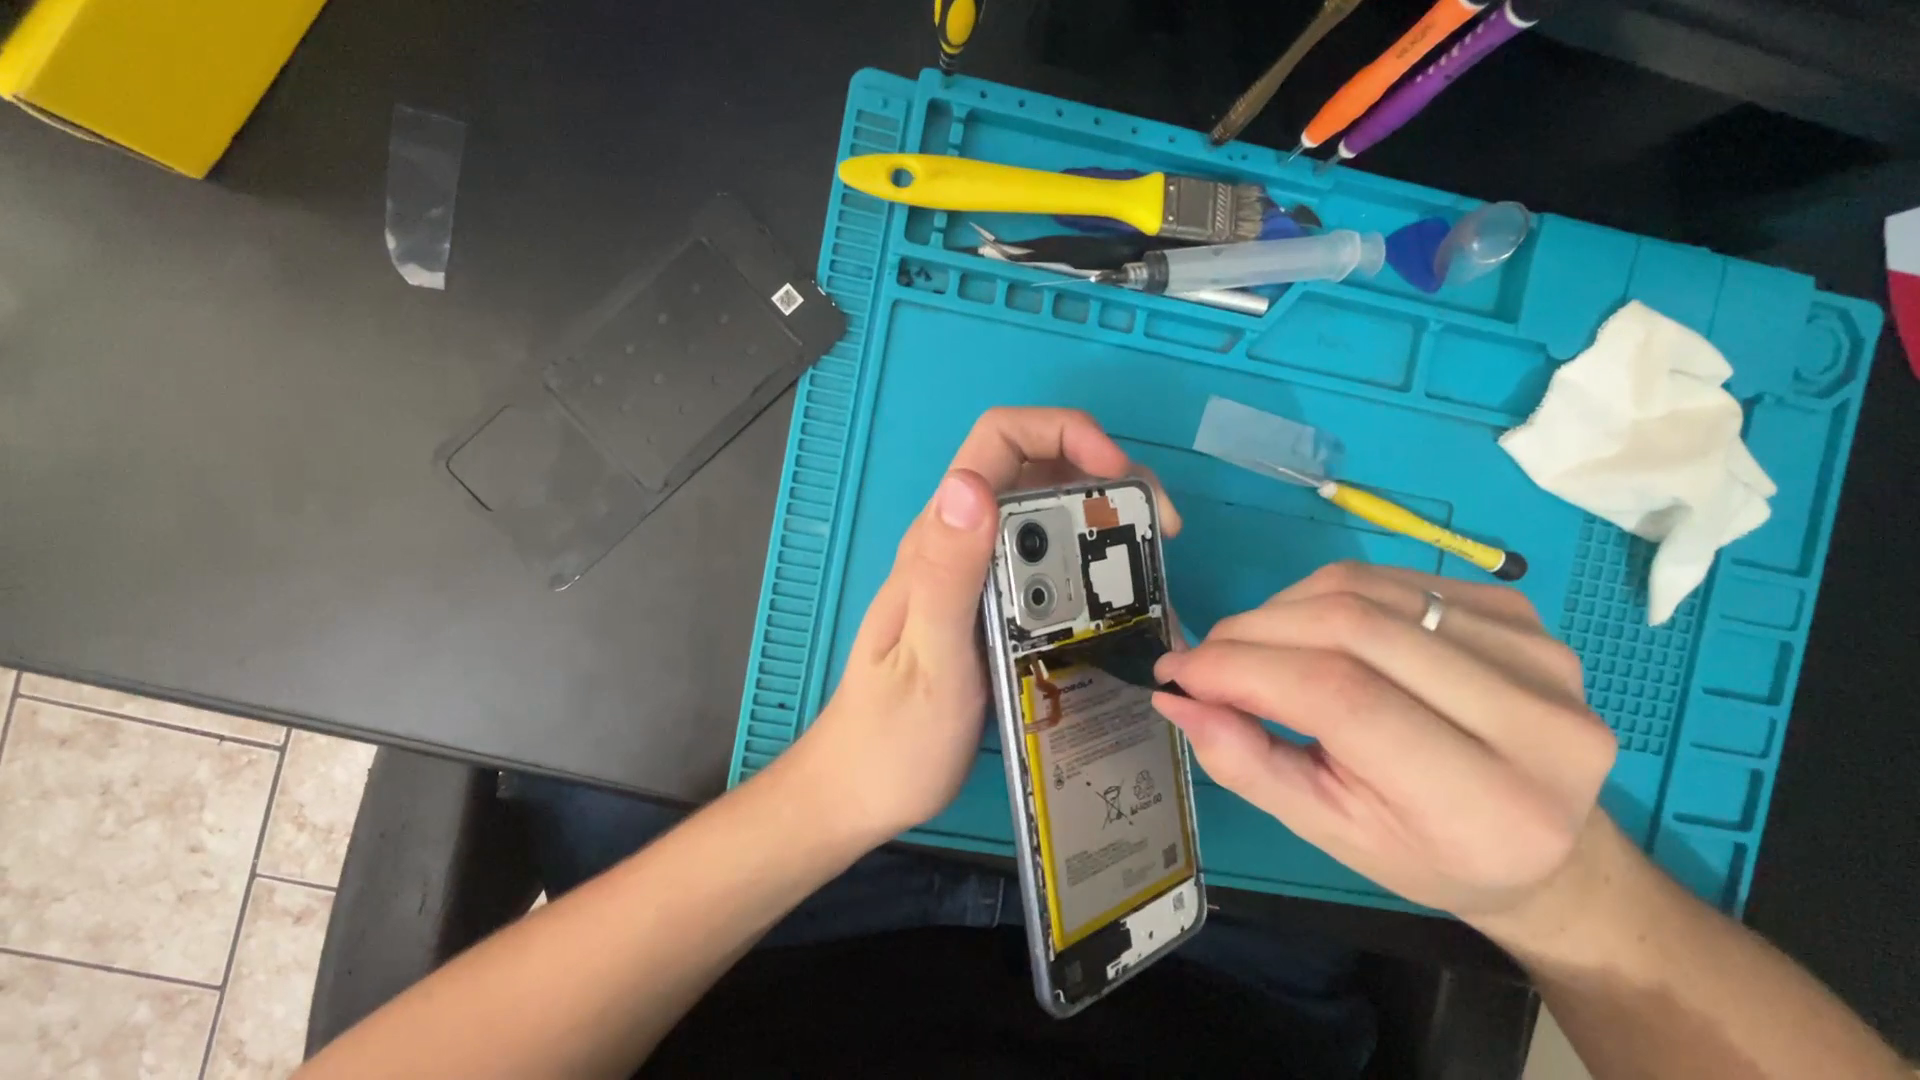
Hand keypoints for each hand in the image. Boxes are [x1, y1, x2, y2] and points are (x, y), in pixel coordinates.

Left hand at [801, 407, 1179, 841]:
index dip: (1065, 432)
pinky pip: (1049, 568)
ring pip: (1049, 518)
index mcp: (940, 539)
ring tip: (1151, 571)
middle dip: (1107, 479)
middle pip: (1038, 470)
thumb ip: (947, 572)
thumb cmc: (893, 736)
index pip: (999, 440)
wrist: (863, 790)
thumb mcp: (929, 659)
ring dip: (1107, 525)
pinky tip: (1123, 607)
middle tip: (1159, 532)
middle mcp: (960, 544)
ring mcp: (978, 578)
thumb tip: (970, 483)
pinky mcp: (993, 612)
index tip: (1121, 476)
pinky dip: (1093, 570)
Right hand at [1153, 562, 1615, 922]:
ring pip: (1364, 592)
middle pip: (1352, 628)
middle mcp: (1533, 717)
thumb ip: (1250, 765)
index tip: (1177, 672)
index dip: (1243, 671)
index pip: (1341, 699)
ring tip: (1251, 647)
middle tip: (1203, 657)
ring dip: (1280, 610)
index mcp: (1487, 803)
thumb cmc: (1428, 854)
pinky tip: (1311, 632)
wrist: (1547, 843)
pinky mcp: (1521, 611)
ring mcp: (1536, 651)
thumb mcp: (1329, 832)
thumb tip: (1177, 697)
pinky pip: (1389, 579)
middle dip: (1251, 632)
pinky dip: (1324, 597)